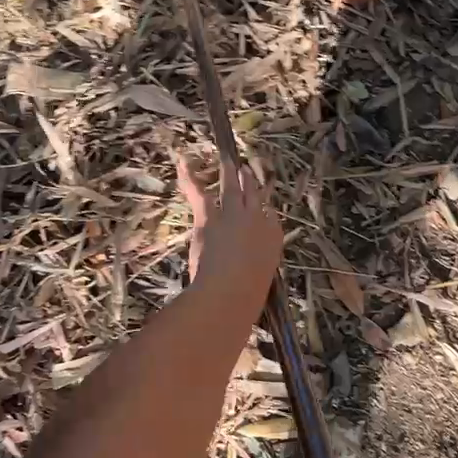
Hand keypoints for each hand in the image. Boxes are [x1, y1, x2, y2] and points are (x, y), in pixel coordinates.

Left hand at [176, 152, 282, 303]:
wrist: (230, 291)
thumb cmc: (247, 297)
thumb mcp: (260, 283)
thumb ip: (254, 272)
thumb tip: (247, 279)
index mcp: (273, 239)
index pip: (271, 217)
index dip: (264, 207)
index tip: (262, 202)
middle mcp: (257, 220)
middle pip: (254, 196)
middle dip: (249, 183)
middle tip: (245, 170)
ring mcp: (233, 215)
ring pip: (231, 189)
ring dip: (228, 174)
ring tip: (228, 161)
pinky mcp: (209, 218)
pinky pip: (199, 193)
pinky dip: (190, 178)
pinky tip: (184, 163)